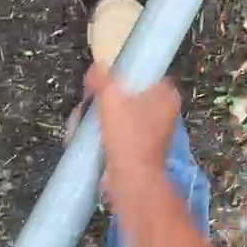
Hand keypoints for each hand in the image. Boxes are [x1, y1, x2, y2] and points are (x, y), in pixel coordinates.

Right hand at [84, 63, 180, 183]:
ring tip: (80, 120)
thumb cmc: (129, 135)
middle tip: (88, 100)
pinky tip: (82, 134)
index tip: (105, 77)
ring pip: (118, 114)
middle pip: (128, 94)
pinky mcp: (136, 148)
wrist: (132, 180)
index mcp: (166, 95)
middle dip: (103, 98)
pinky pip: (115, 132)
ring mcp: (150, 132)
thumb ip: (102, 79)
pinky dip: (100, 132)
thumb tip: (97, 66)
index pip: (147, 73)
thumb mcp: (111, 99)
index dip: (125, 72)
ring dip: (97, 116)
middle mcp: (163, 112)